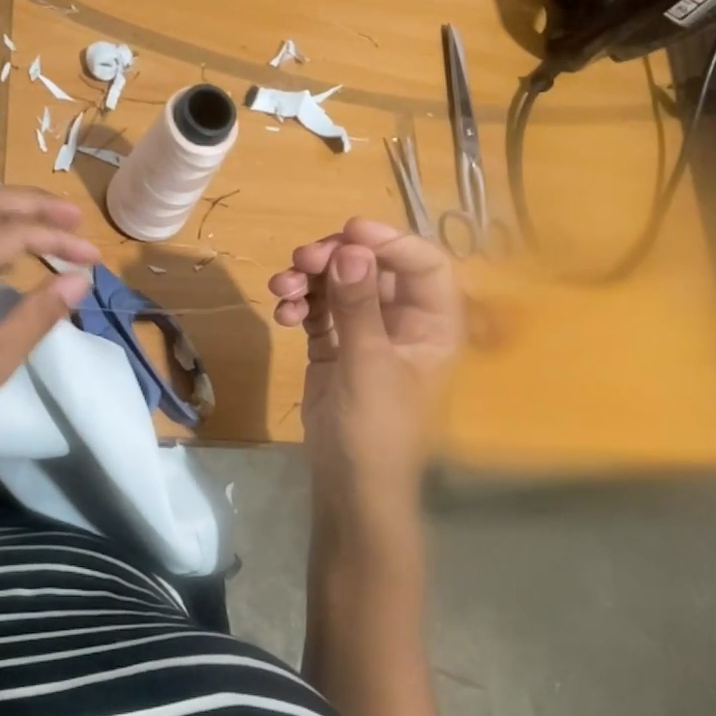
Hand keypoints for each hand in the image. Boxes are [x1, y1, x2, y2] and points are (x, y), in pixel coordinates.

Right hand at [267, 219, 463, 502]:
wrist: (349, 484)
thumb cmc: (375, 427)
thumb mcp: (368, 363)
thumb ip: (358, 305)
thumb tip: (350, 249)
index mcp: (433, 323)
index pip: (423, 264)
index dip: (390, 241)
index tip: (348, 231)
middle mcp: (403, 321)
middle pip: (373, 268)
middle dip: (336, 258)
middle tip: (302, 259)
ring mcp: (366, 333)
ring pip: (340, 286)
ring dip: (310, 280)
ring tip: (282, 289)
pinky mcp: (333, 347)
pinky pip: (318, 310)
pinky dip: (300, 305)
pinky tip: (283, 314)